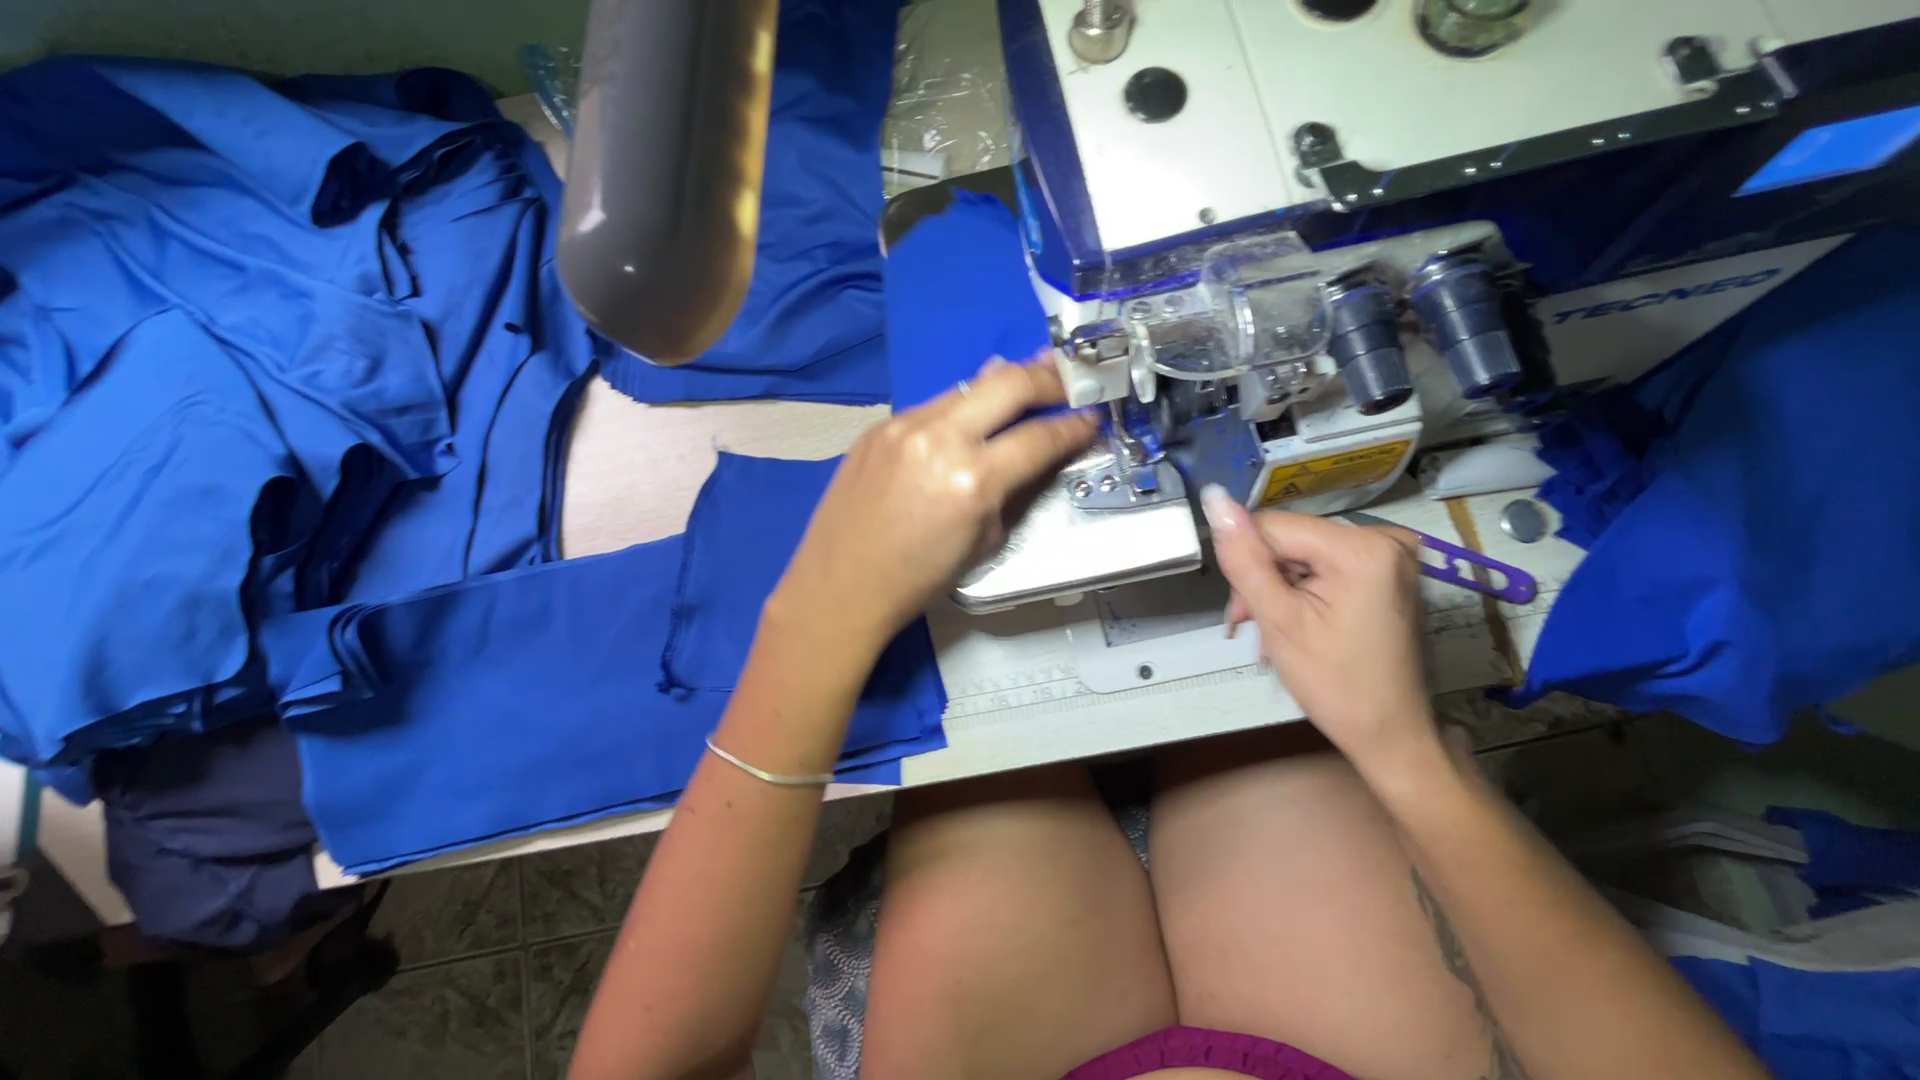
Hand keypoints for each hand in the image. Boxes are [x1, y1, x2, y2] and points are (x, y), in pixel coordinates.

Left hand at [772, 352, 1098, 651]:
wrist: (841, 585)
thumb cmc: (918, 580)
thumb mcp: (985, 542)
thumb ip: (1015, 488)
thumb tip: (1039, 449)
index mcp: (971, 481)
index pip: (1039, 438)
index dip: (1074, 425)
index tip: (1092, 417)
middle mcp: (939, 440)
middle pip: (1009, 383)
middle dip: (1048, 379)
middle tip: (1069, 382)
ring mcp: (904, 426)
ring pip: (969, 386)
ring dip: (1005, 384)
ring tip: (1029, 384)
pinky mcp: (879, 426)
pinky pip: (934, 405)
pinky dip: (962, 407)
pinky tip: (972, 416)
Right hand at [1201, 486, 1438, 775]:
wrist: (1390, 734)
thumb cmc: (1334, 685)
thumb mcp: (1278, 620)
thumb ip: (1244, 558)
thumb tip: (1214, 498)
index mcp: (1363, 547)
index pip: (1273, 527)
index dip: (1248, 565)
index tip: (1246, 614)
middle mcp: (1385, 538)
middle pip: (1290, 540)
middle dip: (1264, 580)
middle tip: (1256, 627)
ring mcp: (1392, 554)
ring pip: (1303, 553)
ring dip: (1279, 589)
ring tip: (1275, 632)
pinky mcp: (1388, 570)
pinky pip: (1326, 564)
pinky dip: (1304, 591)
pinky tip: (1299, 623)